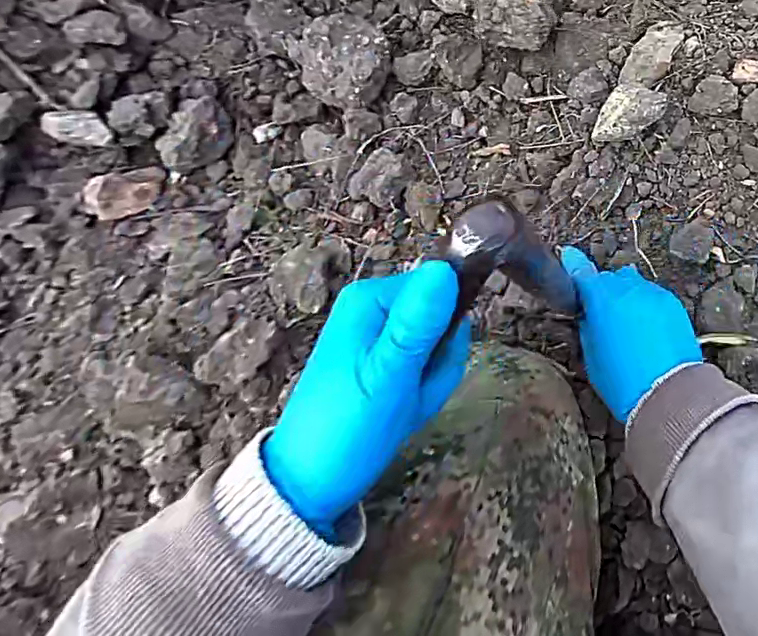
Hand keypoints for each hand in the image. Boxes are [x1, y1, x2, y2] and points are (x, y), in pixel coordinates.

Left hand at [262, 261, 472, 536]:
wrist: (310, 488)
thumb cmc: (347, 429)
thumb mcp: (388, 376)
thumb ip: (417, 323)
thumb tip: (444, 270)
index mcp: (371, 299)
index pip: (446, 286)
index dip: (448, 325)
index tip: (429, 361)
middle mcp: (377, 306)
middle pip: (447, 313)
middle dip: (442, 356)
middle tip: (417, 388)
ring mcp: (383, 332)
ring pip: (445, 340)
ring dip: (437, 376)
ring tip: (409, 402)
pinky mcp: (388, 357)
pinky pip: (432, 361)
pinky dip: (429, 387)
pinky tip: (407, 407)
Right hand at [564, 247, 701, 421]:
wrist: (668, 389)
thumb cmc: (623, 380)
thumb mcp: (592, 355)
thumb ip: (588, 324)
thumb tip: (587, 311)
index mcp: (603, 300)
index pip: (583, 273)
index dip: (574, 265)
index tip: (568, 256)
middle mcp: (629, 289)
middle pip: (610, 278)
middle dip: (603, 290)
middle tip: (600, 312)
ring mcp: (653, 292)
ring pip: (633, 283)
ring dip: (626, 295)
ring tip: (625, 322)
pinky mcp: (672, 301)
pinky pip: (652, 294)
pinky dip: (644, 303)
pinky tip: (645, 326)